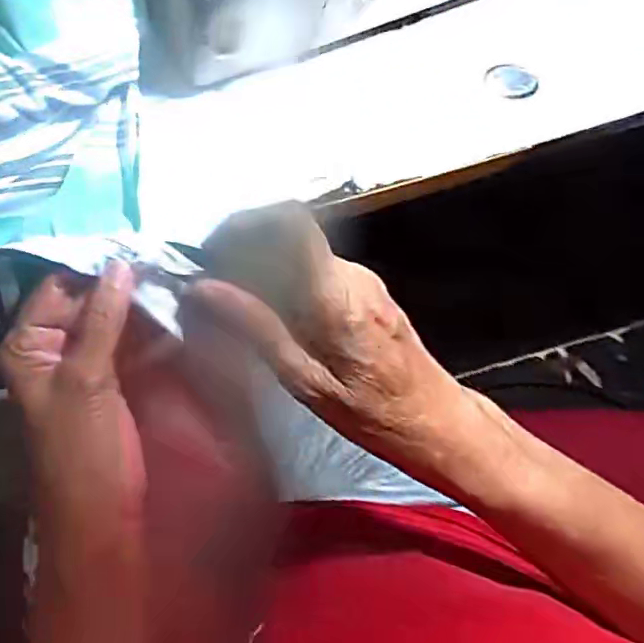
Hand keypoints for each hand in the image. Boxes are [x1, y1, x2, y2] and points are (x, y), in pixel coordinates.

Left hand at [0, 261, 145, 533]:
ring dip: (137, 305)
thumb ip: (104, 319)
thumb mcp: (88, 378)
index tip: (134, 251)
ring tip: (171, 282)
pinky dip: (145, 329)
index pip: (58, 288)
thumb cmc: (82, 449)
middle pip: (85, 301)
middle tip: (161, 264)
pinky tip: (171, 314)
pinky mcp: (107, 377)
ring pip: (109, 319)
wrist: (101, 520)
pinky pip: (124, 341)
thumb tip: (120, 264)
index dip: (93, 270)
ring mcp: (79, 361)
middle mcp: (48, 346)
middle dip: (121, 287)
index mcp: (27, 345)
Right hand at [186, 204, 510, 490]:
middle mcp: (350, 274)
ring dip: (261, 264)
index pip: (292, 223)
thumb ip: (255, 327)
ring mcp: (360, 276)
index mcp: (335, 297)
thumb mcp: (304, 381)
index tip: (215, 247)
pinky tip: (271, 311)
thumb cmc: (375, 413)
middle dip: (244, 247)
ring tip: (237, 300)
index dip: (248, 221)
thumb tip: (204, 289)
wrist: (439, 421)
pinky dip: (282, 277)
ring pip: (296, 249)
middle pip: (287, 233)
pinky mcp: (362, 284)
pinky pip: (310, 265)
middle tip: (214, 281)